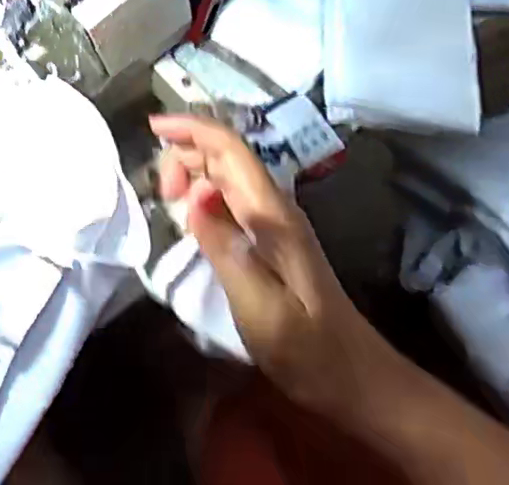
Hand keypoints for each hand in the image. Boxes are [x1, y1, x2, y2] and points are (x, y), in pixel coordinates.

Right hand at [152, 114, 400, 415]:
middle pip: (222, 152)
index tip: (152, 126)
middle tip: (162, 195)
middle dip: (183, 154)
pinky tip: (186, 216)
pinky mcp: (265, 236)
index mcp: (271, 212)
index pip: (228, 147)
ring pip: (221, 171)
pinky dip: (197, 192)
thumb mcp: (260, 304)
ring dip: (188, 172)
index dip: (190, 127)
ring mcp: (269, 220)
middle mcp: (270, 205)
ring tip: (169, 206)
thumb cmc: (307, 348)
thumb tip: (193, 193)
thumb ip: (224, 245)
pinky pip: (224, 195)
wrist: (355, 382)